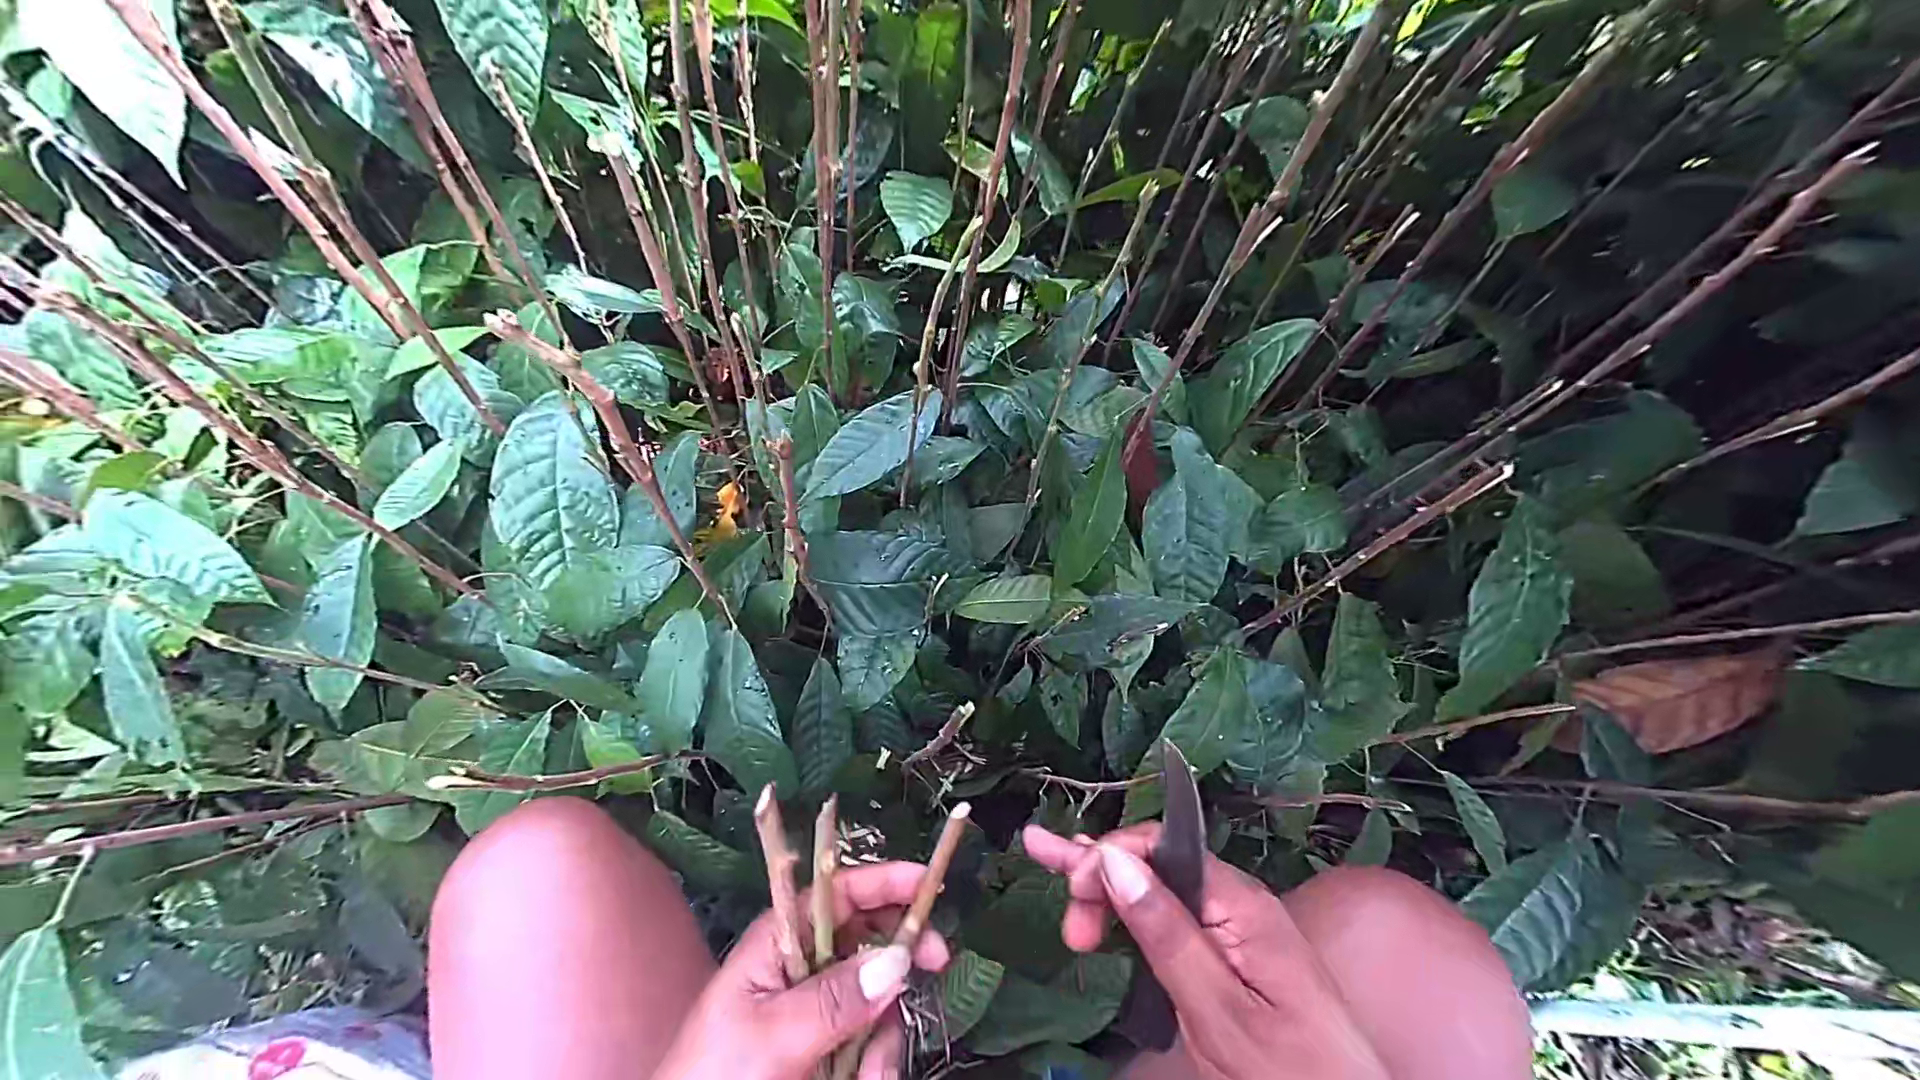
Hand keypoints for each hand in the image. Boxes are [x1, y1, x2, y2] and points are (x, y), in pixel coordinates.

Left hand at [652, 861, 951, 1079]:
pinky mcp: (828, 1043)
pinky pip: (872, 1037)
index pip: (841, 889)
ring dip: (884, 1034)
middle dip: (900, 956)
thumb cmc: (715, 1077)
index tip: (930, 883)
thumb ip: (833, 1000)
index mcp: (783, 937)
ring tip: (866, 1076)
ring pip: (879, 993)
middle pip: (871, 934)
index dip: (886, 878)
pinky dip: (876, 1062)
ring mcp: (819, 1004)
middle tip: (936, 964)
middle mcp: (806, 961)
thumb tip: (896, 960)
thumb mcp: (770, 1038)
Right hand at [1024, 824, 1389, 1079]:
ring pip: (1154, 884)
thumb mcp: (1217, 1011)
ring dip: (1104, 884)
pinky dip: (1127, 907)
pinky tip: (1097, 893)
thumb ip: (1165, 929)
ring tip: (1052, 865)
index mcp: (1238, 901)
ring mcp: (1230, 924)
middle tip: (1063, 908)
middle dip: (1100, 873)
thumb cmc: (1287, 1076)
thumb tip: (1114, 857)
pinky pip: (1168, 914)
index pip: (1161, 848)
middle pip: (1153, 861)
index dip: (1111, 859)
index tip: (1074, 895)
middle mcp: (1233, 899)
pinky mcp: (1225, 950)